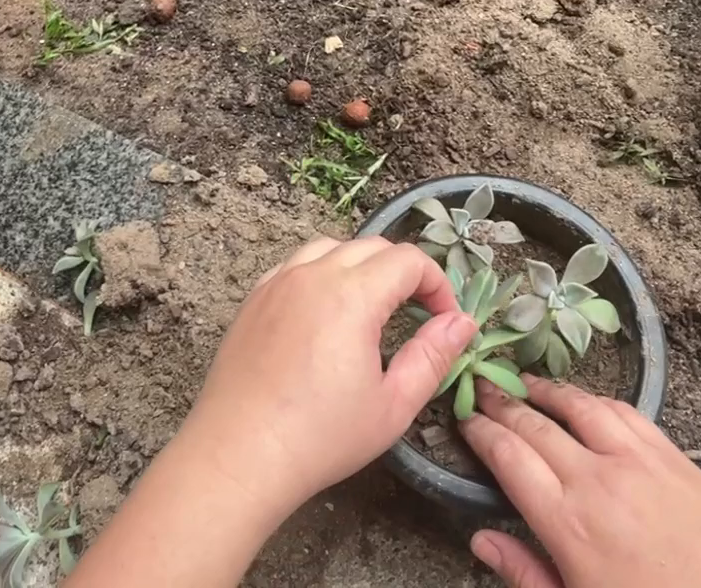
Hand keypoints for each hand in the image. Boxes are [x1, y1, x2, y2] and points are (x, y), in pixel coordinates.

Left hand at [180, 237, 478, 513]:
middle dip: (404, 272)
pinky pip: (295, 265)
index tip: (444, 319)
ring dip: (360, 265)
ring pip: (330, 247)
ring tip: (371, 306)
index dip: (437, 284)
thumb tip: (461, 323)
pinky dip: (320, 273)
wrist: (239, 454)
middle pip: (372, 246)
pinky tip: (323, 310)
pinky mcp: (254, 297)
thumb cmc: (320, 437)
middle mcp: (313, 274)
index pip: (408, 260)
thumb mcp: (392, 405)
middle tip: (416, 313)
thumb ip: (433, 357)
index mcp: (351, 295)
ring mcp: (278, 281)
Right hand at [462, 376, 700, 587]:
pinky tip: (582, 400)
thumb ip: (527, 575)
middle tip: (480, 386)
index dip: (480, 431)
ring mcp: (639, 462)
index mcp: (569, 524)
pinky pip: (624, 412)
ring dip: (544, 390)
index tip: (463, 418)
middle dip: (501, 401)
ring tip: (523, 382)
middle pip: (534, 422)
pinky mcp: (675, 458)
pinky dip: (593, 399)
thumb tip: (479, 540)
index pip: (507, 455)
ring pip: (578, 405)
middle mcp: (597, 480)